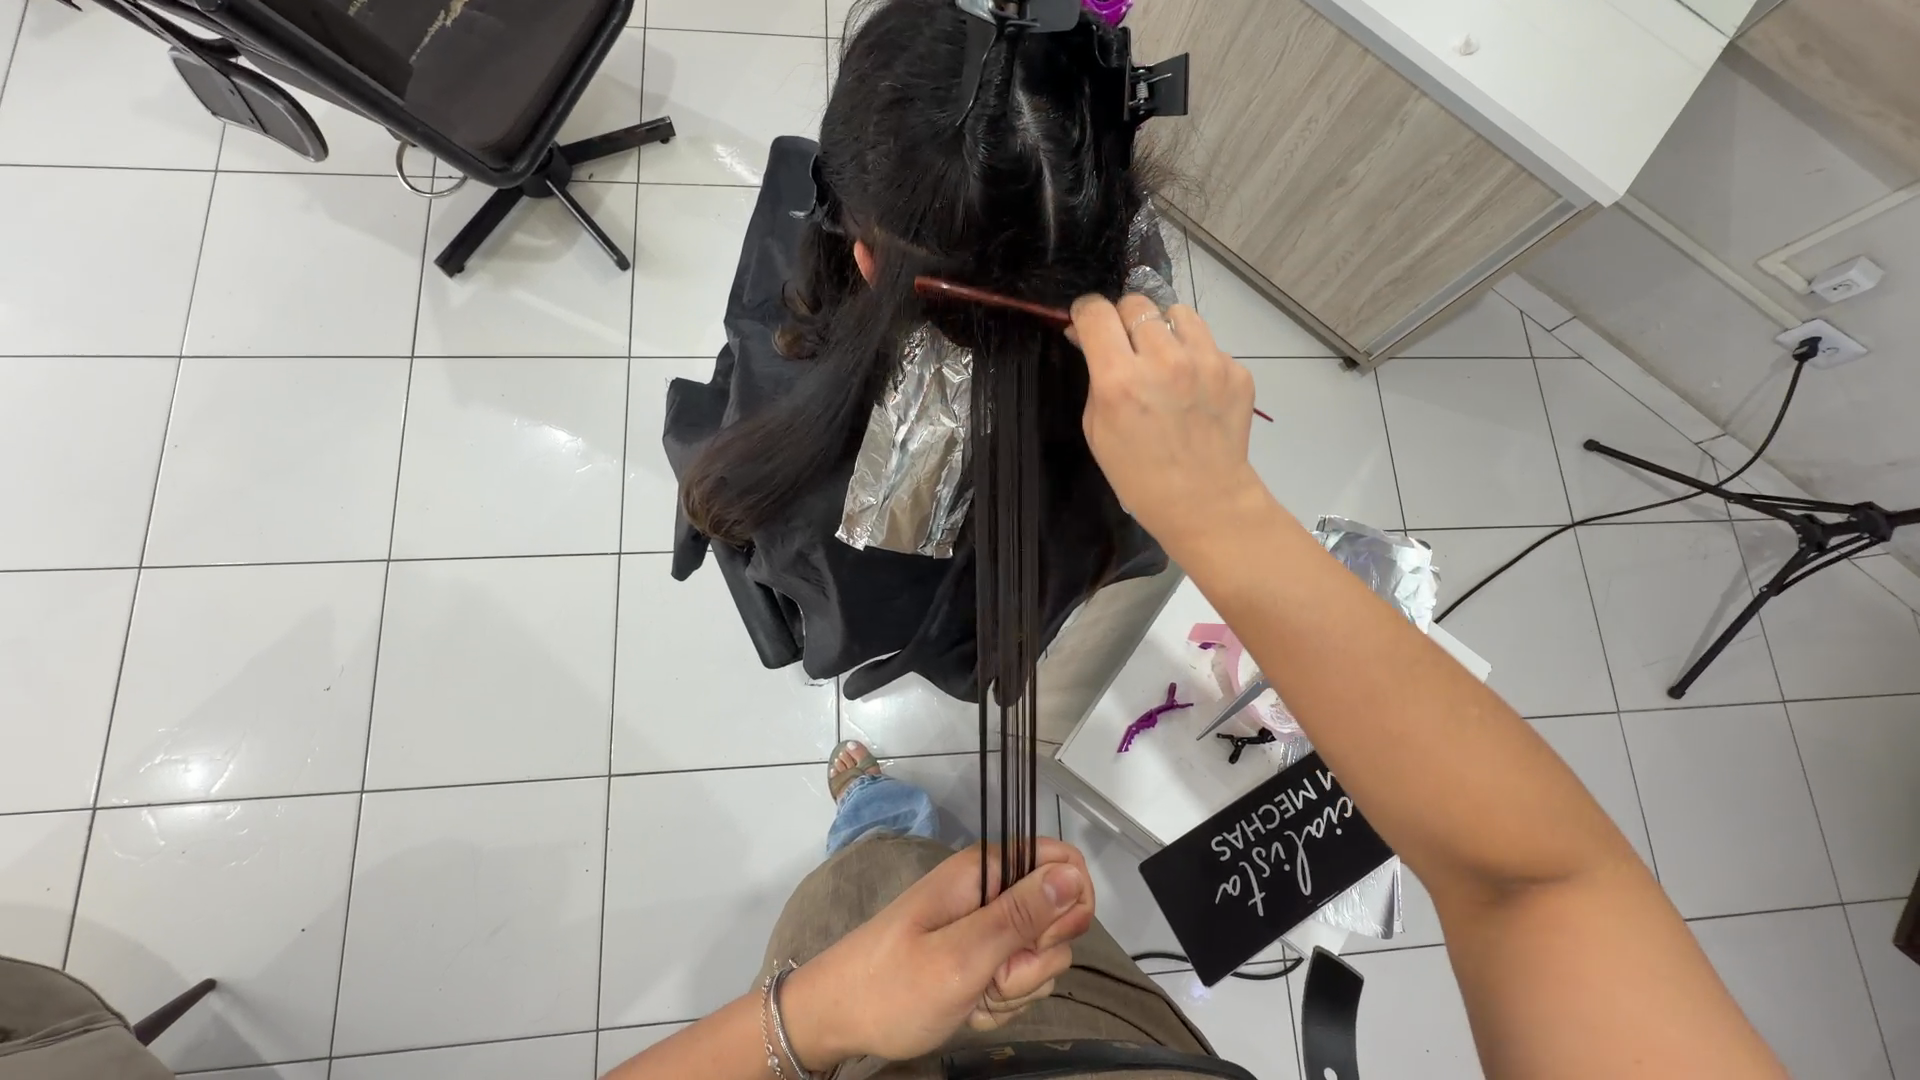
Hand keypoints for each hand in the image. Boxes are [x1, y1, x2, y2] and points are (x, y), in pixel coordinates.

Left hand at [781, 840, 1095, 1067]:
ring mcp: (985, 924)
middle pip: (1056, 915)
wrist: (840, 1019)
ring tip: (974, 995)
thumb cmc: (893, 987)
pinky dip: (1001, 1000)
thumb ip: (1022, 916)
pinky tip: (970, 1006)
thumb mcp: (962, 955)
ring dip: (1017, 986)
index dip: (1070, 903)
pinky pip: (1018, 978)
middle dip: (1035, 958)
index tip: (1043, 942)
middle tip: (994, 976)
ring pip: (1040, 953)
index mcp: (985, 871)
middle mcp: (989, 889)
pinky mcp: (980, 956)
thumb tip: (1074, 874)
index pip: (1062, 861)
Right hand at [1069, 294, 1265, 550]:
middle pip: (1137, 305)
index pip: (1096, 312)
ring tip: (1165, 360)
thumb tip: (1092, 342)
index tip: (1086, 321)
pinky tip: (1194, 389)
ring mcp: (1206, 362)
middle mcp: (1164, 361)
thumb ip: (1096, 379)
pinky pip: (1208, 344)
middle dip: (1124, 319)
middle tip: (1126, 345)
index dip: (1085, 312)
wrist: (1203, 500)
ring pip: (1177, 313)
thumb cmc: (1138, 474)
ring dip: (1164, 330)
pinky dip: (1195, 357)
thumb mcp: (1097, 429)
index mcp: (1120, 380)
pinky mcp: (1235, 371)